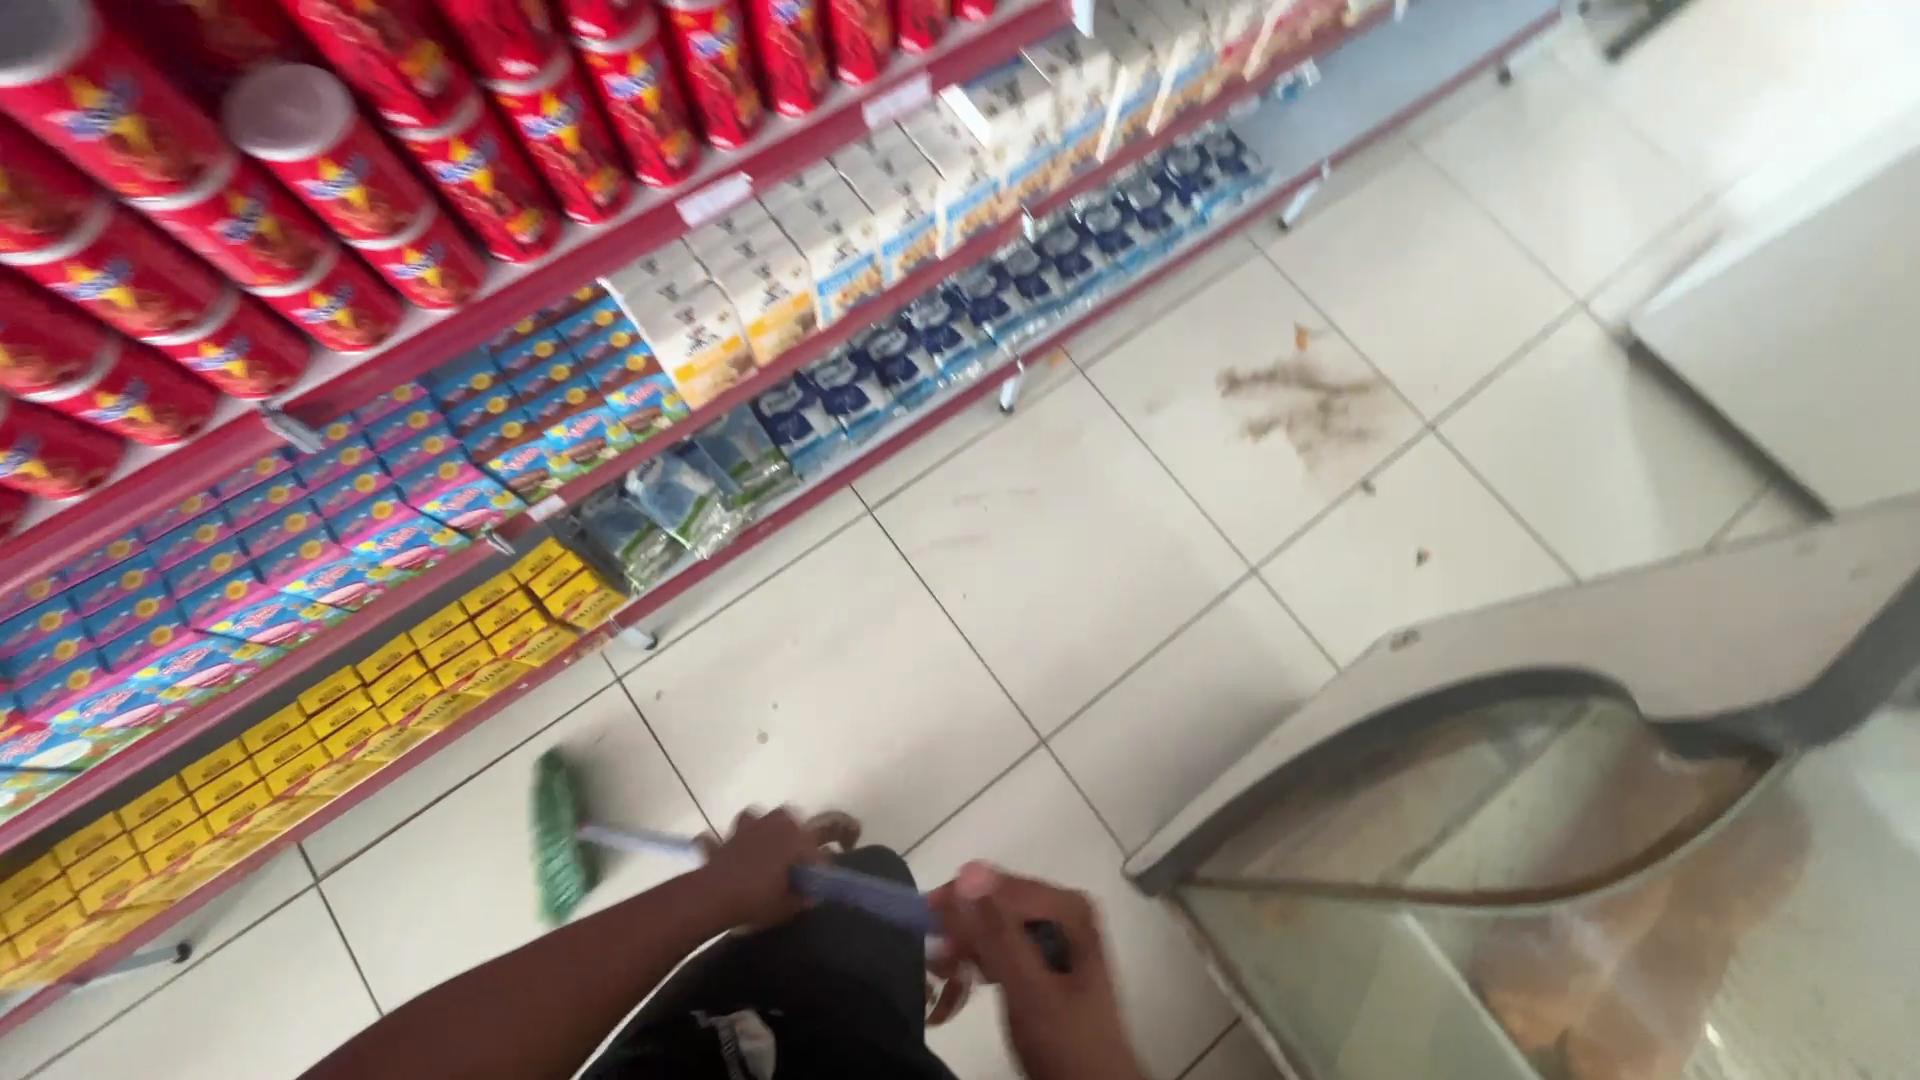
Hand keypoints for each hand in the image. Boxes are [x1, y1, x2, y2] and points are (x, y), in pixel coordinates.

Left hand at [695, 807, 822, 929]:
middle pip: (788, 817)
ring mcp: (745, 830)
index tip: (816, 881)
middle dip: (792, 832)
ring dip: (761, 826)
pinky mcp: (724, 839)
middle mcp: (772, 827)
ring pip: (756, 816)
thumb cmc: (757, 900)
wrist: (714, 896)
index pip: (813, 849)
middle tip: (793, 855)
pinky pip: (723, 833)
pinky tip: (730, 849)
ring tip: (764, 843)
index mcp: (794, 840)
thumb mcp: (785, 907)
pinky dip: (726, 840)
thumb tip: (810, 898)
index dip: (817, 864)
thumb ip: (801, 900)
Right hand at [931, 862, 1146, 1079]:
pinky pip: (1001, 946)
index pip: (1001, 886)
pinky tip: (960, 981)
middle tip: (934, 959)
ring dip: (966, 947)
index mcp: (1069, 908)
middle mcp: (1062, 912)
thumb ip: (998, 932)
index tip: (926, 922)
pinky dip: (979, 961)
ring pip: (995, 925)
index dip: (960, 900)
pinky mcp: (1043, 960)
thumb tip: (969, 871)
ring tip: (944, 975)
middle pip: (997, 904)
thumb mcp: (1029, 988)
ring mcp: (1054, 935)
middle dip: (963, 928)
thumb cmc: (1068, 1044)